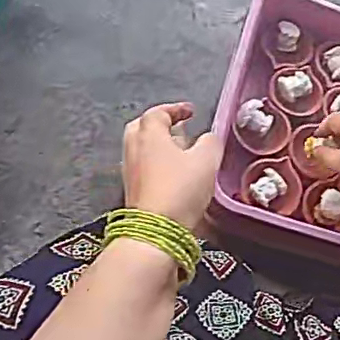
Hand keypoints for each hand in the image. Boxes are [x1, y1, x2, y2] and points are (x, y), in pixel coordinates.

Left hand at [122, 102, 222, 231]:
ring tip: (180, 153)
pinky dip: (156, 164)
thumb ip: (210, 143)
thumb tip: (208, 138)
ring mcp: (129, 171)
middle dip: (161, 126)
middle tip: (180, 129)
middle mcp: (134, 148)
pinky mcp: (132, 191)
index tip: (190, 112)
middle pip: (143, 128)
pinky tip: (173, 175)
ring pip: (142, 149)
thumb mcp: (206, 161)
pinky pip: (143, 168)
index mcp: (149, 134)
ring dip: (159, 146)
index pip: (158, 112)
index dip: (176, 109)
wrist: (156, 231)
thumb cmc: (180, 189)